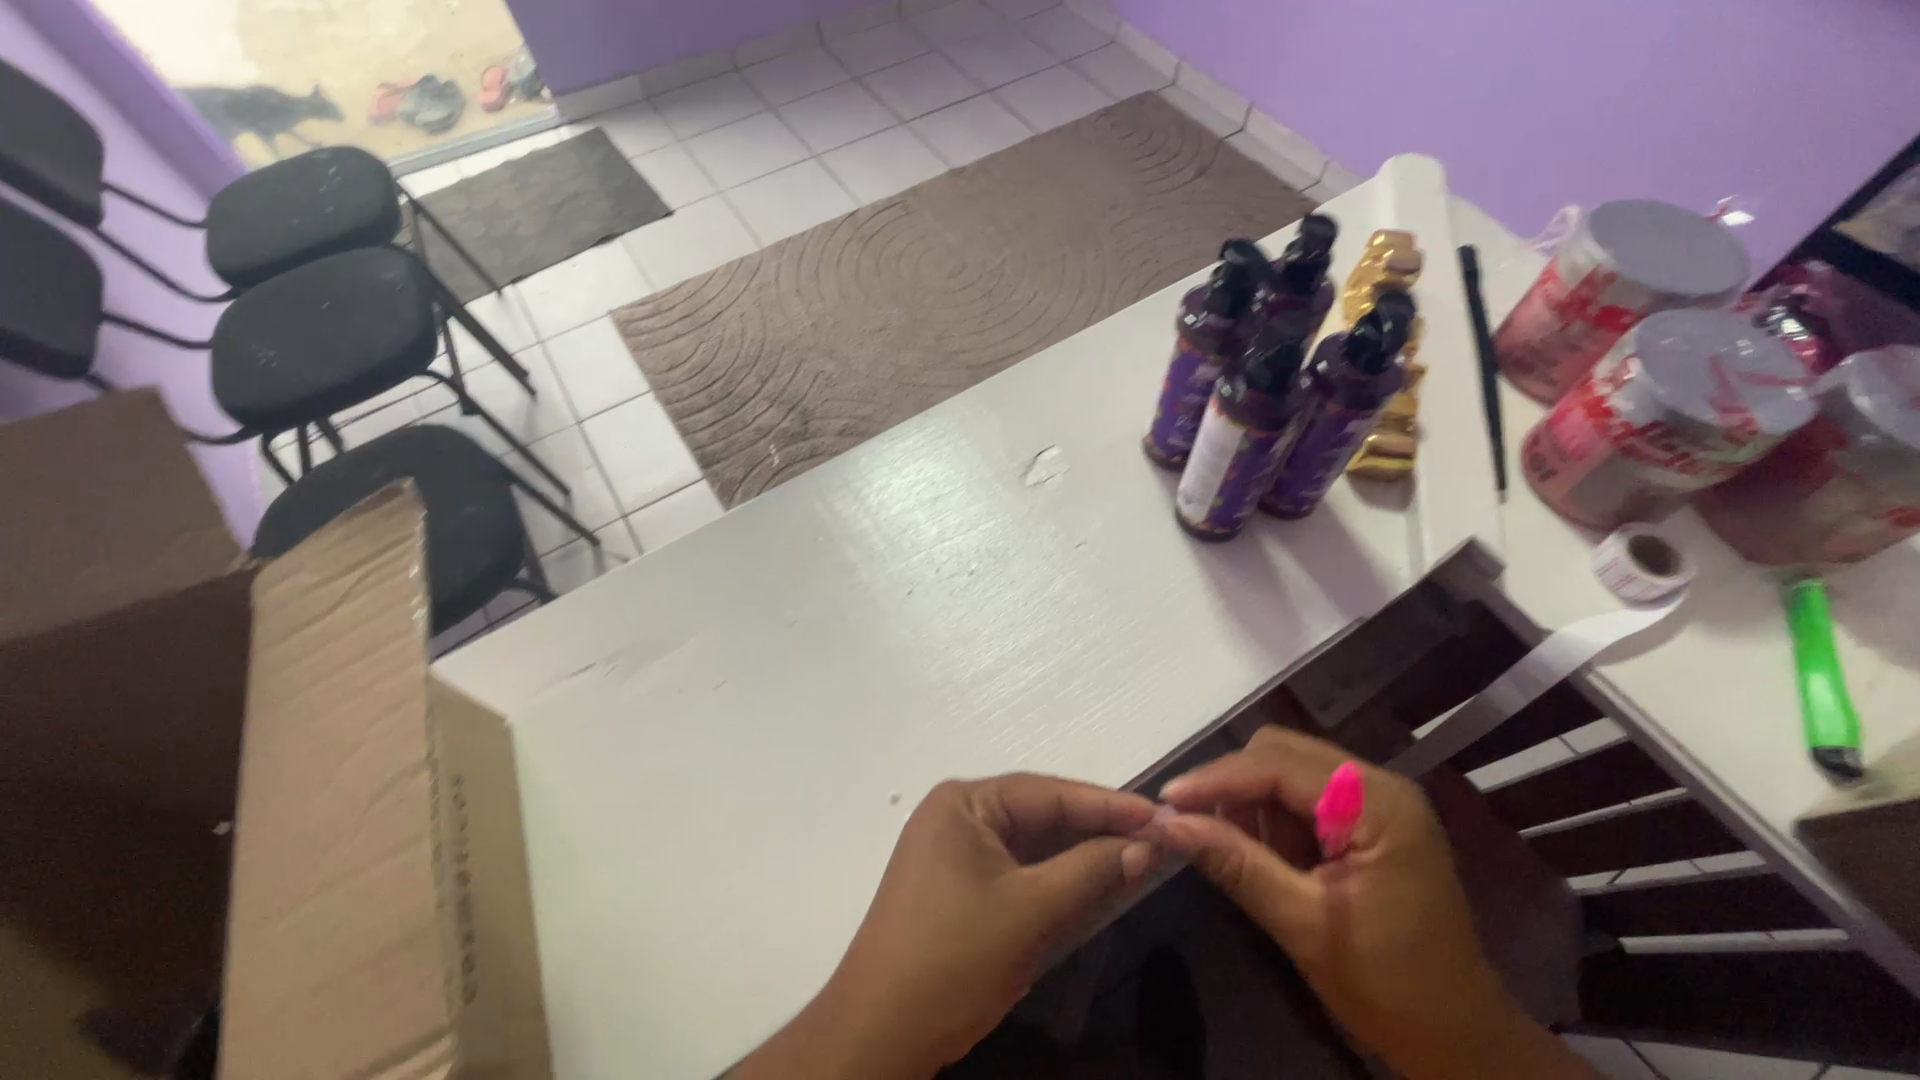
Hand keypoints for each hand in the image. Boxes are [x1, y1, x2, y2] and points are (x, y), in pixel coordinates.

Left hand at [731, 774, 1158, 1079]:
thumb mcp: (1031, 911)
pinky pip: (1017, 871)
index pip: (1050, 792)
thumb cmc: (953, 960)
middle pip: (1041, 814)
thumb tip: (1148, 845)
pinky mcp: (957, 888)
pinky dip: (1055, 880)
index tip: (1163, 815)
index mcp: (964, 803)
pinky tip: (1093, 886)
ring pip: (1032, 845)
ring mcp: (954, 853)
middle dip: (1097, 829)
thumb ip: (1091, 871)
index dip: (1110, 804)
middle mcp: (955, 816)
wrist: (879, 1033)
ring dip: (1080, 856)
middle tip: (1159, 840)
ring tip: (1138, 860)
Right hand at [1152, 727, 1592, 1079]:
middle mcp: (1379, 786)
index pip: (1278, 765)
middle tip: (1198, 829)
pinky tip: (1268, 857)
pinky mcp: (1368, 821)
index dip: (1218, 779)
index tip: (1166, 802)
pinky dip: (1273, 819)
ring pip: (1286, 770)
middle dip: (1233, 787)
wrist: (1458, 1036)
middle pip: (1281, 753)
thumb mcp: (1303, 925)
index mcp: (1378, 805)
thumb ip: (1236, 865)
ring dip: (1252, 803)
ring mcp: (1376, 801)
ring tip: (1241, 854)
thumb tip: (1168, 825)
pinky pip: (1302, 796)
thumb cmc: (1389, 985)